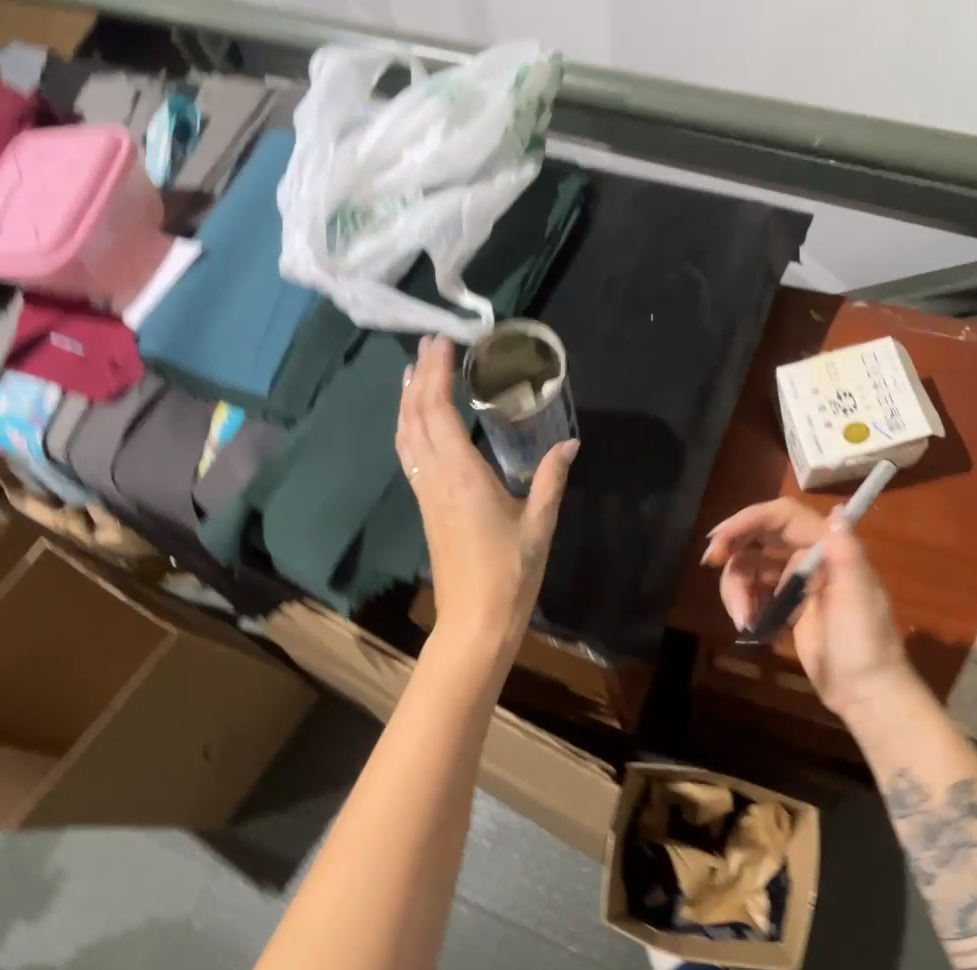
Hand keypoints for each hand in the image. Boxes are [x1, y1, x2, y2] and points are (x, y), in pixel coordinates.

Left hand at [396, 336, 578, 646]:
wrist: (475, 620)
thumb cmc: (510, 573)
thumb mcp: (540, 524)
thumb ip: (552, 479)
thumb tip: (570, 442)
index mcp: (462, 476)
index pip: (439, 411)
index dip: (435, 374)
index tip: (442, 342)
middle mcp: (436, 478)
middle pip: (416, 417)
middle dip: (419, 376)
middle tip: (430, 344)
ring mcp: (425, 494)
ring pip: (406, 436)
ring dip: (408, 400)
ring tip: (414, 372)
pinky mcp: (425, 508)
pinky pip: (409, 456)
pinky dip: (409, 427)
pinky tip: (416, 422)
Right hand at [702, 498, 907, 719]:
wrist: (866, 692)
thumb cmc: (866, 643)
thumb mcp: (857, 597)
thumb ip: (846, 553)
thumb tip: (836, 512)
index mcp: (828, 548)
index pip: (781, 517)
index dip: (748, 520)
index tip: (720, 538)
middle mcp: (809, 558)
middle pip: (758, 539)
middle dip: (732, 549)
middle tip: (709, 563)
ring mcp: (795, 584)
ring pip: (749, 568)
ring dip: (736, 588)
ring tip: (742, 619)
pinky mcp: (785, 607)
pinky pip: (753, 593)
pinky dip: (743, 605)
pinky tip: (749, 626)